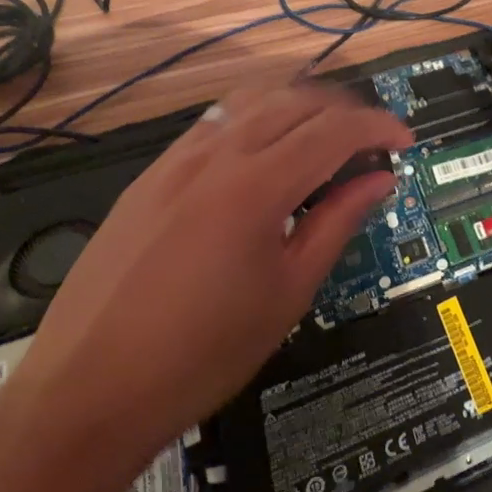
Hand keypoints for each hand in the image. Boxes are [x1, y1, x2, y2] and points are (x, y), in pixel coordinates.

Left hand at [0, 83, 409, 491]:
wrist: (86, 392)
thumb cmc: (203, 353)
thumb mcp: (288, 292)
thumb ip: (337, 222)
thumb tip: (379, 178)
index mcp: (255, 186)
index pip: (334, 129)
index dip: (378, 126)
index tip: (405, 141)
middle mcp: (215, 155)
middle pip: (295, 99)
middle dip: (345, 109)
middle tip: (372, 141)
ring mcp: (175, 161)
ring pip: (251, 99)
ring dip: (299, 104)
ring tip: (325, 136)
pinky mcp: (149, 177)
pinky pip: (214, 123)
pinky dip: (255, 119)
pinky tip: (264, 155)